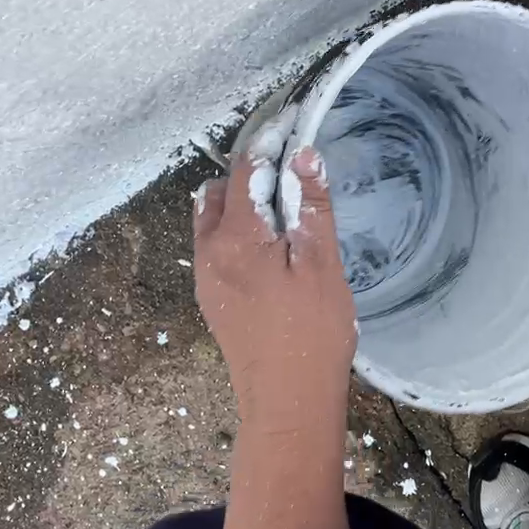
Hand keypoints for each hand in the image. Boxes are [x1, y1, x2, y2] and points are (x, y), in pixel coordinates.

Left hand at [193, 147, 356, 433]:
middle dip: (250, 172)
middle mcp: (208, 253)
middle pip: (219, 192)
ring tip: (284, 210)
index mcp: (235, 239)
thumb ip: (311, 206)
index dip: (268, 144)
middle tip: (292, 176)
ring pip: (212, 219)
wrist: (288, 402)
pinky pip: (215, 246)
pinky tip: (273, 247)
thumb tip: (303, 153)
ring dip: (240, 203)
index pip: (244, 170)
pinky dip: (237, 230)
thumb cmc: (312, 330)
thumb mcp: (321, 263)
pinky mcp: (213, 298)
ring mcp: (206, 278)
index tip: (293, 126)